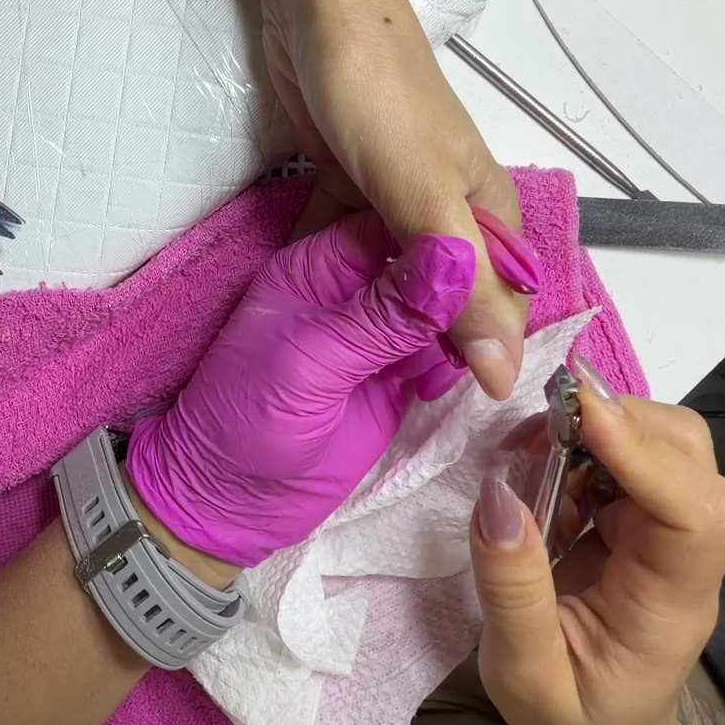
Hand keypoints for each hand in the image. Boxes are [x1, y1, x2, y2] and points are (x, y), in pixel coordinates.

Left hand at [126, 213, 474, 568]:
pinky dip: (456, 361)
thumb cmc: (248, 419)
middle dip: (463, 289)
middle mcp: (354, 287)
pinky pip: (444, 351)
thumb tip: (455, 256)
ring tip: (460, 358)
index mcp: (322, 263)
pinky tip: (450, 380)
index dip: (447, 237)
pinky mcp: (398, 371)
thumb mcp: (315, 360)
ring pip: (445, 308)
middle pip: (431, 264)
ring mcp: (380, 331)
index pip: (398, 224)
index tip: (489, 263)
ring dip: (464, 328)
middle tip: (486, 323)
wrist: (235, 500)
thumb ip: (385, 315)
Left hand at [224, 0, 529, 399]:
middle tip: (368, 394)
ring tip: (333, 366)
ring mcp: (395, 199)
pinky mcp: (351, 186)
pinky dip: (330, 273)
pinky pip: (348, 246)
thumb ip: (462, 282)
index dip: (471, 363)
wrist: (317, 12)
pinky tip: (304, 309)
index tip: (426, 409)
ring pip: (390, 274)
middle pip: (442, 298)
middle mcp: (449, 213)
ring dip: (368, 311)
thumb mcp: (424, 195)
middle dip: (412, 344)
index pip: (498, 313)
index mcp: (489, 216)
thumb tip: (505, 375)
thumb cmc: (380, 97)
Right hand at [470, 359, 724, 724]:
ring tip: (530, 443)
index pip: (693, 515)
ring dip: (598, 426)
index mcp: (668, 608)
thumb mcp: (525, 677)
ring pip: (664, 449)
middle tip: (544, 417)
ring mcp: (661, 538)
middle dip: (624, 419)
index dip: (644, 452)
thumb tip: (496, 495)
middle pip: (694, 463)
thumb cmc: (571, 716)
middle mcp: (679, 561)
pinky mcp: (634, 525)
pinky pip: (624, 461)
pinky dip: (581, 442)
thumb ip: (511, 592)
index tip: (578, 410)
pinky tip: (539, 464)